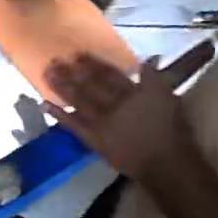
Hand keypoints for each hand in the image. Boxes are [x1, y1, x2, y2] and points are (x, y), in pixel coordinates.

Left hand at [44, 47, 211, 180]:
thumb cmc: (172, 130)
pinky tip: (45, 103)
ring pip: (77, 99)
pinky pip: (73, 125)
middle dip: (72, 70)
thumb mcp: (169, 97)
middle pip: (89, 83)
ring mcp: (101, 122)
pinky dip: (58, 114)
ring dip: (61, 85)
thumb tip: (145, 61)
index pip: (109, 73)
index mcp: (132, 91)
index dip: (92, 62)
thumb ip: (153, 78)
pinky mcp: (94, 139)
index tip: (78, 53)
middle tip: (56, 58)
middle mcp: (113, 103)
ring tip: (47, 72)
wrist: (166, 164)